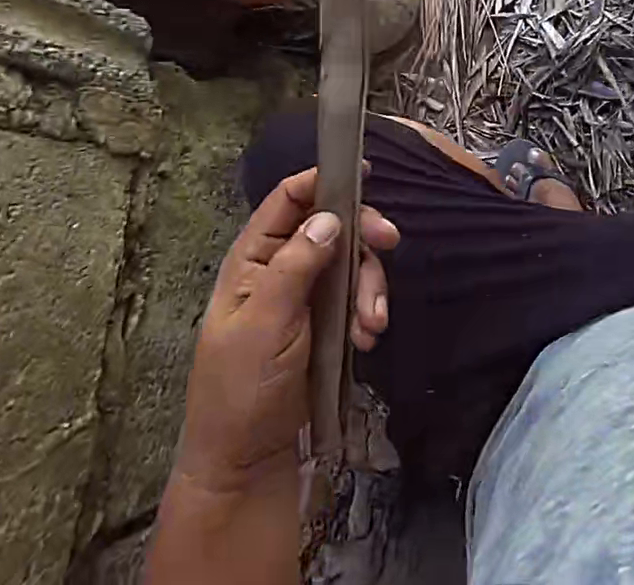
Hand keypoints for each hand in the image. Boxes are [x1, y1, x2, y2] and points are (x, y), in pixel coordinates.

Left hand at [169, 166, 399, 493]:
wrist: (251, 461)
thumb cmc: (242, 390)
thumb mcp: (264, 325)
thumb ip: (296, 267)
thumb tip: (328, 217)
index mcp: (253, 260)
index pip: (288, 201)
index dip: (322, 180)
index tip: (364, 173)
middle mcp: (283, 268)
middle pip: (333, 226)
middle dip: (363, 236)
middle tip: (391, 242)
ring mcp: (308, 294)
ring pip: (352, 262)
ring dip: (370, 286)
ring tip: (372, 324)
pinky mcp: (329, 320)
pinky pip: (359, 296)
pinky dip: (369, 310)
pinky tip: (369, 336)